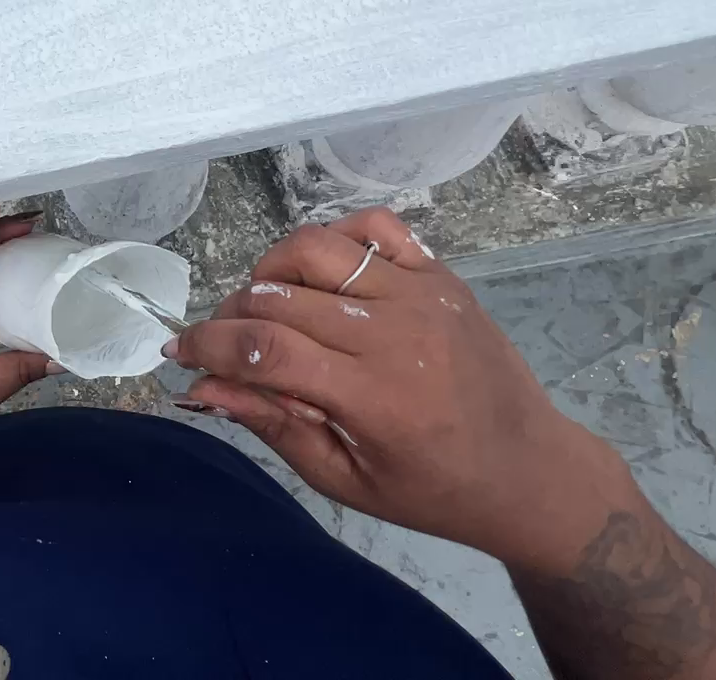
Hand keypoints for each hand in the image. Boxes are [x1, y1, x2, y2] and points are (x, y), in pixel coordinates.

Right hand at [166, 207, 635, 569]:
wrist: (536, 473)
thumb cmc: (433, 489)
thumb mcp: (343, 479)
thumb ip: (270, 425)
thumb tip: (202, 386)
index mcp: (375, 396)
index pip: (265, 348)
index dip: (208, 344)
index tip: (179, 351)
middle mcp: (396, 333)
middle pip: (275, 296)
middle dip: (228, 316)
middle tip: (227, 341)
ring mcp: (421, 293)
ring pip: (312, 247)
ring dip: (270, 271)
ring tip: (270, 302)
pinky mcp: (439, 274)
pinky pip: (371, 226)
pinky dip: (332, 239)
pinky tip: (322, 275)